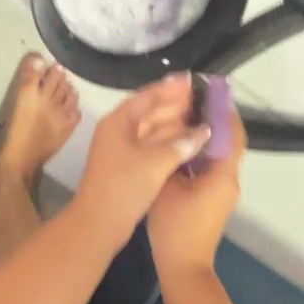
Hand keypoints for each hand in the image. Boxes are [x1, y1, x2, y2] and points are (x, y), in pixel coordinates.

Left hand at [71, 74, 210, 237]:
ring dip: (175, 123)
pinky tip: (191, 141)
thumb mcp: (155, 162)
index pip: (146, 97)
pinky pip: (153, 146)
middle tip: (202, 97)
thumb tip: (204, 130)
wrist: (99, 223)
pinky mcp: (129, 166)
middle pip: (150, 111)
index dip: (170, 88)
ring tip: (202, 115)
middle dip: (175, 104)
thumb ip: (181, 143)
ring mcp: (123, 149)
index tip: (192, 80)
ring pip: (153, 130)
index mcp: (118, 122)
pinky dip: (170, 142)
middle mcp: (119, 131)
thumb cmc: (124, 186)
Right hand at [147, 99, 244, 275]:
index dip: (224, 111)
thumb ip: (174, 158)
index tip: (211, 91)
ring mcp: (223, 192)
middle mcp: (229, 181)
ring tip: (184, 117)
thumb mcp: (167, 186)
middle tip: (194, 100)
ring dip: (208, 136)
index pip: (232, 134)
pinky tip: (180, 145)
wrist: (183, 266)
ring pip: (220, 155)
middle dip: (216, 120)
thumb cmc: (175, 226)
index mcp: (223, 175)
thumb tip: (178, 135)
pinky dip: (202, 153)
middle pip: (229, 142)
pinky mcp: (214, 200)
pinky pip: (212, 168)